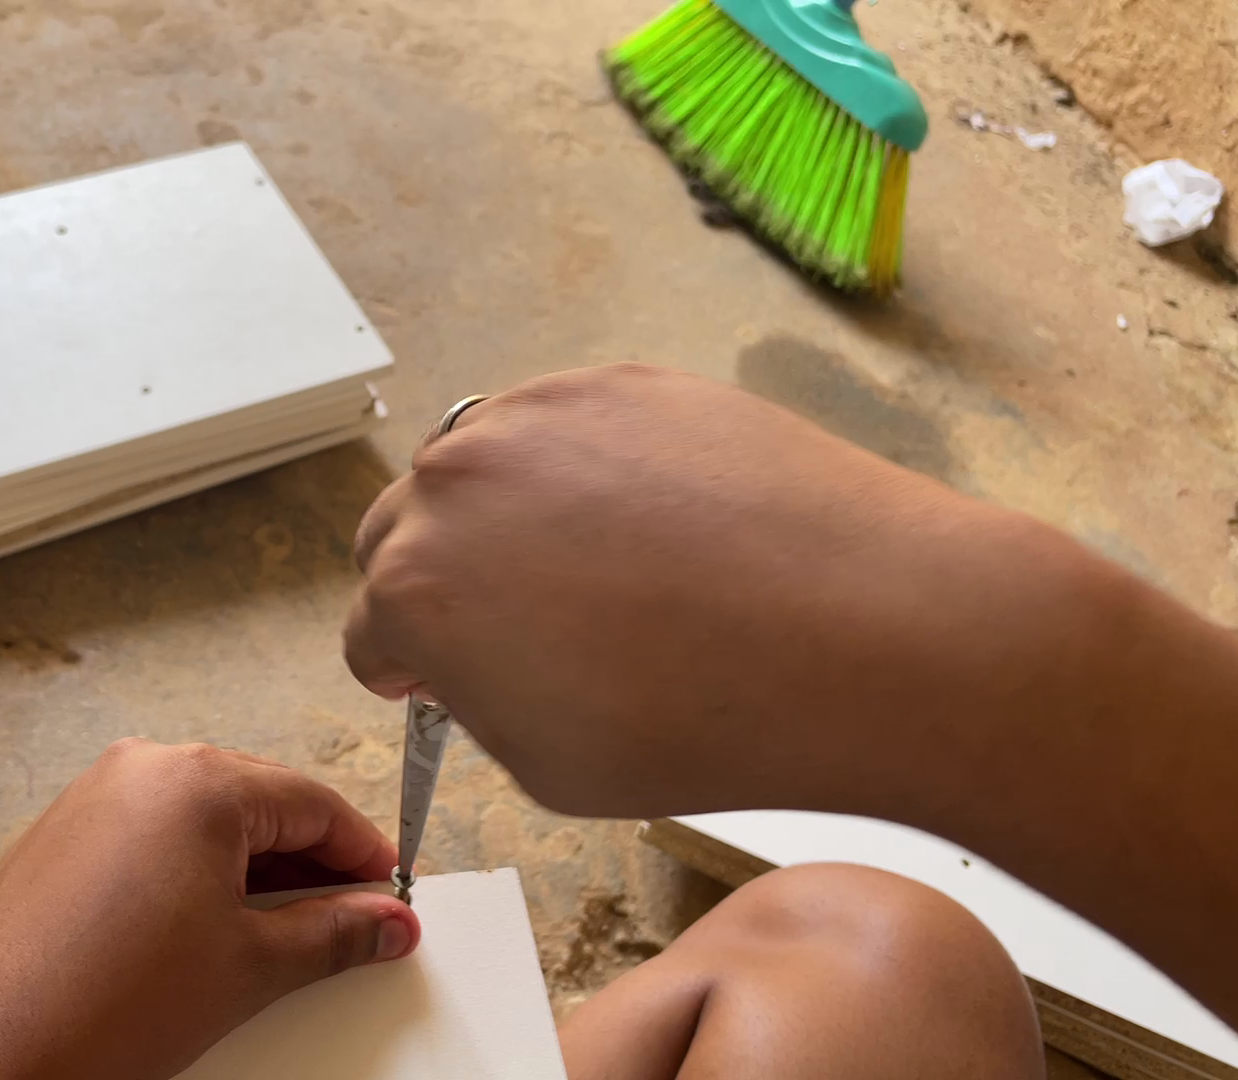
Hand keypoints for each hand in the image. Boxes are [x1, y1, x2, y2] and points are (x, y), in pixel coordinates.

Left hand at [0, 740, 419, 1079]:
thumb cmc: (115, 1006)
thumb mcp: (249, 966)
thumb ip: (335, 933)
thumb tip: (389, 921)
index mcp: (201, 779)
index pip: (310, 802)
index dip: (359, 848)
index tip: (389, 888)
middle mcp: (149, 763)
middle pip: (260, 801)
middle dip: (309, 857)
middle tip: (346, 913)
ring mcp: (103, 786)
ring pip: (209, 812)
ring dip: (255, 861)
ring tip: (283, 922)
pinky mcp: (71, 820)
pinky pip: (159, 825)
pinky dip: (199, 861)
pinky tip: (211, 912)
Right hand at [343, 363, 1111, 822]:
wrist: (871, 634)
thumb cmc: (700, 726)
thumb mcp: (540, 764)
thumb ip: (467, 697)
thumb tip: (460, 652)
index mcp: (414, 591)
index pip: (365, 633)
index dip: (401, 666)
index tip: (436, 674)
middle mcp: (444, 490)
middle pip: (388, 539)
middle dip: (424, 584)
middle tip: (496, 613)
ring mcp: (521, 419)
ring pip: (457, 474)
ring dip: (484, 518)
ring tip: (575, 555)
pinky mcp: (598, 381)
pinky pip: (538, 429)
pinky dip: (555, 468)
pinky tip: (628, 508)